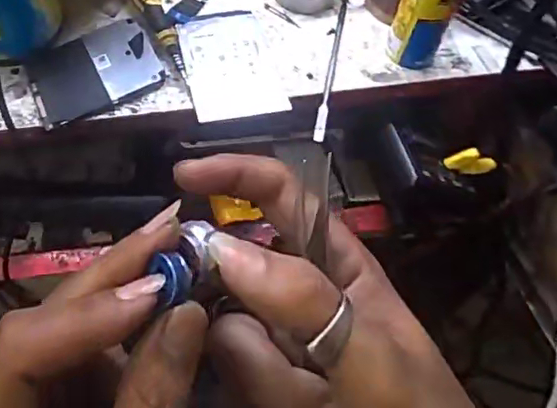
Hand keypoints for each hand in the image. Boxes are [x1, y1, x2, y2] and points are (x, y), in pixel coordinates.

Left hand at [0, 202, 208, 407]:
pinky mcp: (69, 380)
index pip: (20, 344)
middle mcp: (8, 383)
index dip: (87, 312)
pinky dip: (136, 310)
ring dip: (131, 278)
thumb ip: (147, 393)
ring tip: (176, 237)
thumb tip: (189, 311)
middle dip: (117, 270)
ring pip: (79, 316)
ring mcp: (39, 378)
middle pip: (51, 314)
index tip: (153, 291)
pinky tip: (168, 282)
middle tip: (173, 224)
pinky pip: (100, 338)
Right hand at [174, 155, 471, 407]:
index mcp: (331, 258)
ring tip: (312, 400)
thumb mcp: (372, 351)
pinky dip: (254, 388)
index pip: (279, 192)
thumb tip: (222, 248)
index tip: (184, 175)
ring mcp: (277, 339)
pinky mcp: (262, 380)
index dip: (235, 172)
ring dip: (263, 372)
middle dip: (225, 292)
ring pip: (231, 327)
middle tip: (244, 331)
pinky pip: (232, 370)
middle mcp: (294, 290)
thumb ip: (303, 300)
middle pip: (237, 265)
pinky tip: (295, 402)